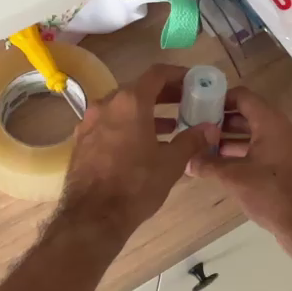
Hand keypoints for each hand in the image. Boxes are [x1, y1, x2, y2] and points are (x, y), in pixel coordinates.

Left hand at [59, 64, 215, 241]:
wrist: (92, 216)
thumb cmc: (136, 185)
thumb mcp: (171, 163)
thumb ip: (191, 140)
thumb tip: (210, 128)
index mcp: (130, 102)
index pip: (156, 74)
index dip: (178, 74)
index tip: (193, 81)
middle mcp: (106, 104)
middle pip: (138, 89)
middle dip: (164, 95)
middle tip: (186, 103)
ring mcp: (89, 122)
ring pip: (122, 108)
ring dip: (146, 112)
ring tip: (170, 126)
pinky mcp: (81, 140)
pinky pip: (109, 124)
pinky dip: (127, 126)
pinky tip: (142, 144)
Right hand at [190, 87, 291, 240]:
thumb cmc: (270, 194)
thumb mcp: (233, 178)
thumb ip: (208, 165)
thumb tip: (187, 161)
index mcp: (273, 123)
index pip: (244, 98)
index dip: (221, 100)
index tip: (201, 107)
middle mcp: (288, 129)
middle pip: (253, 115)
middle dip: (226, 123)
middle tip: (202, 131)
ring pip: (262, 134)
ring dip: (237, 140)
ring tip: (211, 151)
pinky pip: (272, 149)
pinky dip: (252, 152)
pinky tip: (232, 167)